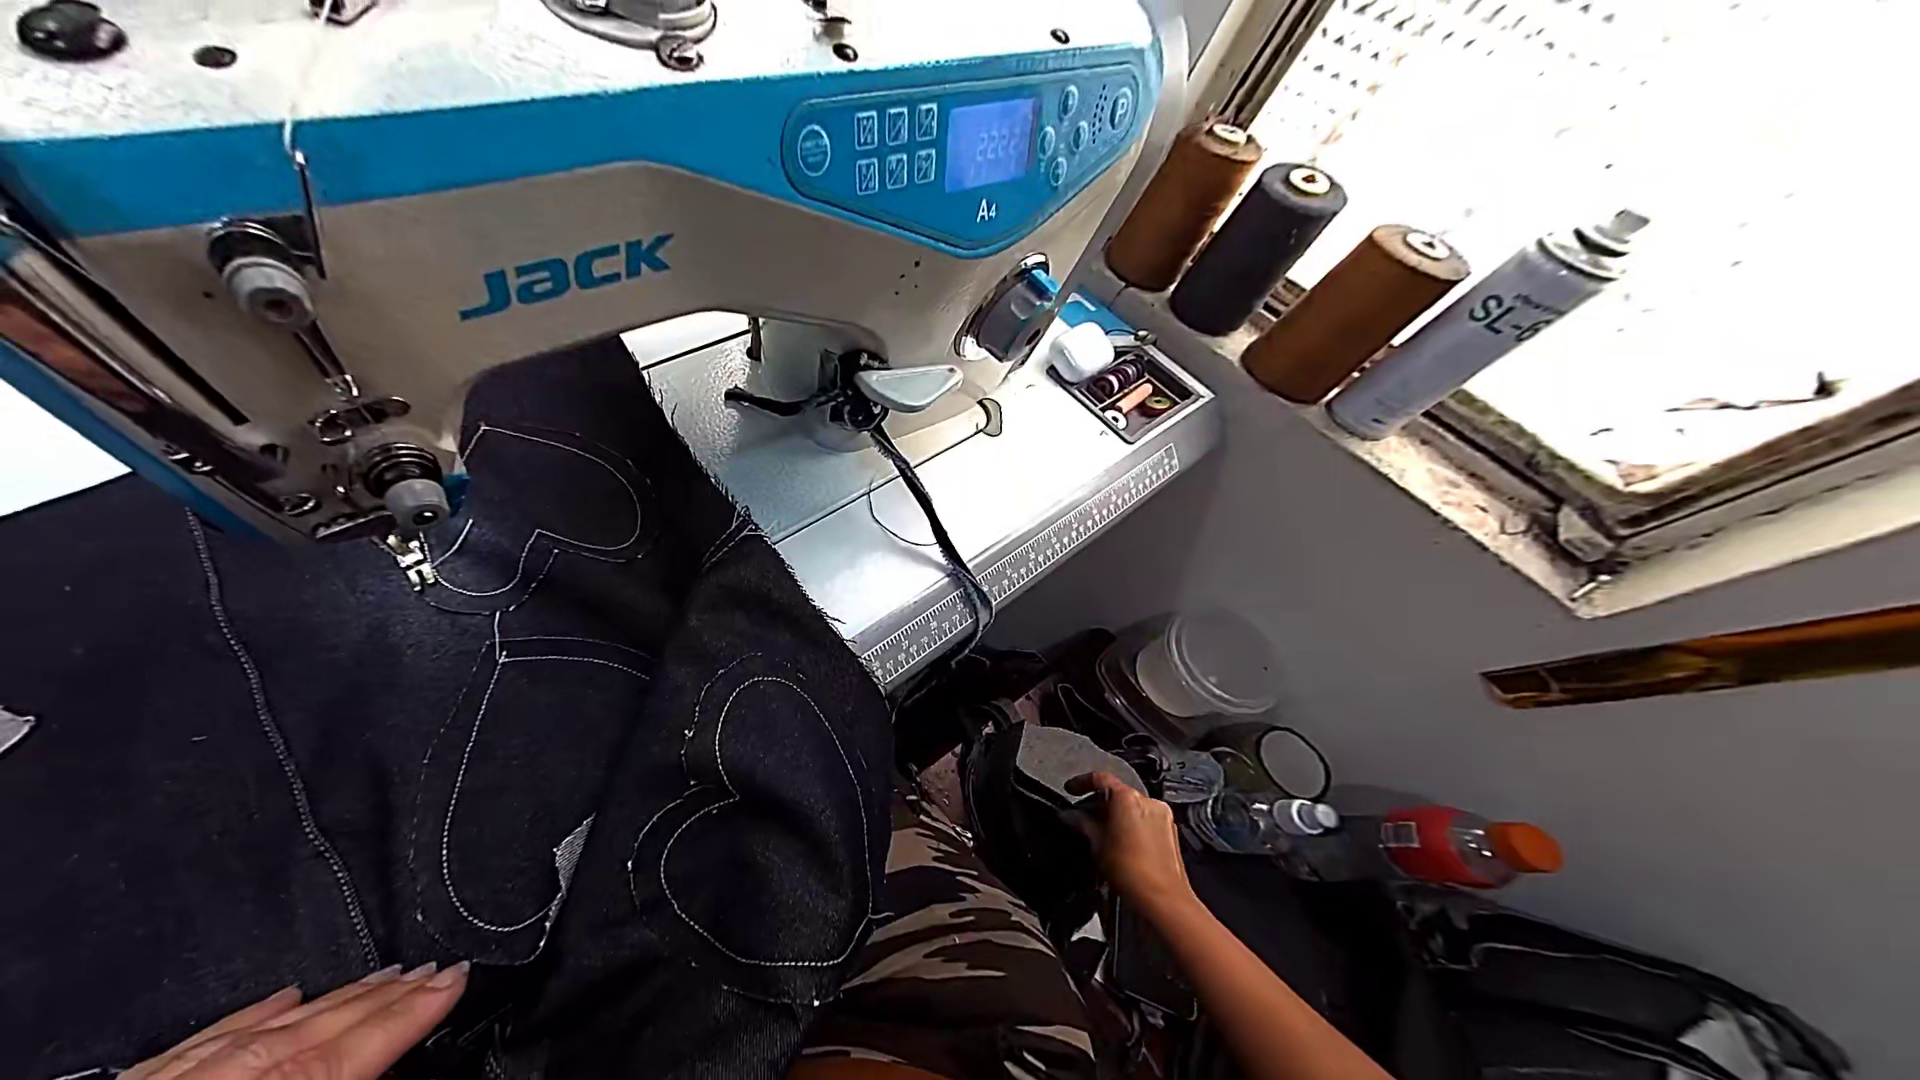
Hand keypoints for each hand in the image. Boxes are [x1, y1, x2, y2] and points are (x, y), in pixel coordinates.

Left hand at [121, 961, 468, 1079]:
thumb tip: (385, 1074)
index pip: (329, 1067)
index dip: (399, 1020)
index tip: (451, 982)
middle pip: (297, 1045)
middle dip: (378, 1003)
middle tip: (435, 969)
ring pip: (252, 1038)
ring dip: (330, 1002)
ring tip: (384, 975)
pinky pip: (184, 1051)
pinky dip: (246, 1019)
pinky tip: (284, 997)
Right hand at [1067, 771, 1194, 913]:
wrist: (1163, 899)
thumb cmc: (1128, 870)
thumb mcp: (1097, 844)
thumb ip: (1082, 823)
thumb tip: (1069, 815)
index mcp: (1127, 797)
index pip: (1100, 778)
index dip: (1082, 782)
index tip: (1071, 790)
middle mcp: (1147, 800)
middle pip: (1118, 792)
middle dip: (1099, 802)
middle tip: (1083, 816)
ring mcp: (1162, 815)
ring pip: (1132, 806)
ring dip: (1116, 814)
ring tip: (1102, 832)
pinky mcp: (1171, 831)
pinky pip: (1145, 818)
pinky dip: (1131, 823)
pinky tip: (1121, 841)